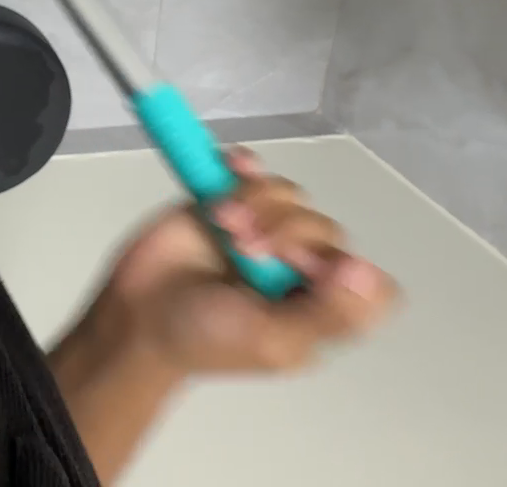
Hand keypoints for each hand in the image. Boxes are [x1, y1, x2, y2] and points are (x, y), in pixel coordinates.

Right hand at [47, 148, 399, 481]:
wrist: (138, 311)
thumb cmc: (205, 339)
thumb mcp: (272, 340)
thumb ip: (327, 314)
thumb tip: (366, 270)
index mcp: (320, 308)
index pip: (368, 282)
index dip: (343, 270)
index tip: (301, 273)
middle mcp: (297, 266)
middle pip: (323, 228)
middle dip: (284, 232)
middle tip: (242, 250)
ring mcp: (260, 228)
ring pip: (289, 195)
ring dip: (258, 201)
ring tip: (222, 222)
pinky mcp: (222, 199)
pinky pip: (251, 171)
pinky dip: (245, 165)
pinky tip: (231, 167)